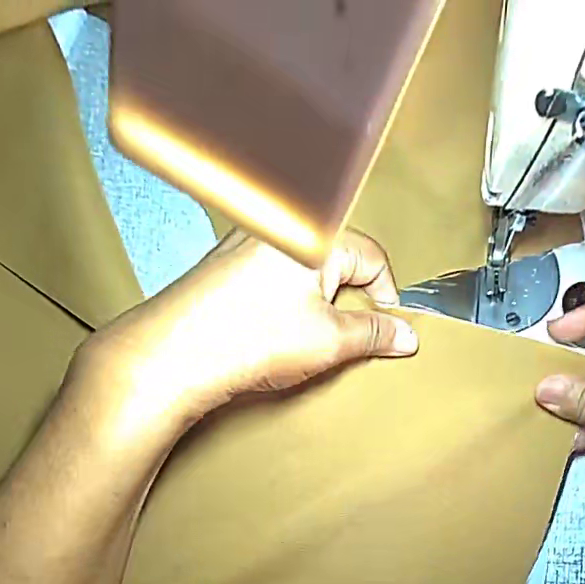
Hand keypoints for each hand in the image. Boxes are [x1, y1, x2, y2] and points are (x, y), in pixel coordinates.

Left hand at [70, 229, 418, 435]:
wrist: (179, 355)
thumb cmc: (246, 337)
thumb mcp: (330, 341)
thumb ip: (375, 334)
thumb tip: (404, 336)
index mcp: (316, 234)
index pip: (374, 258)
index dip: (386, 298)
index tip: (385, 329)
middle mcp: (282, 228)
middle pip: (338, 263)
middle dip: (348, 303)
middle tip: (342, 340)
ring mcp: (248, 243)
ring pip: (303, 274)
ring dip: (314, 306)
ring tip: (300, 342)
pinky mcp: (225, 266)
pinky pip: (272, 281)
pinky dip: (283, 306)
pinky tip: (270, 335)